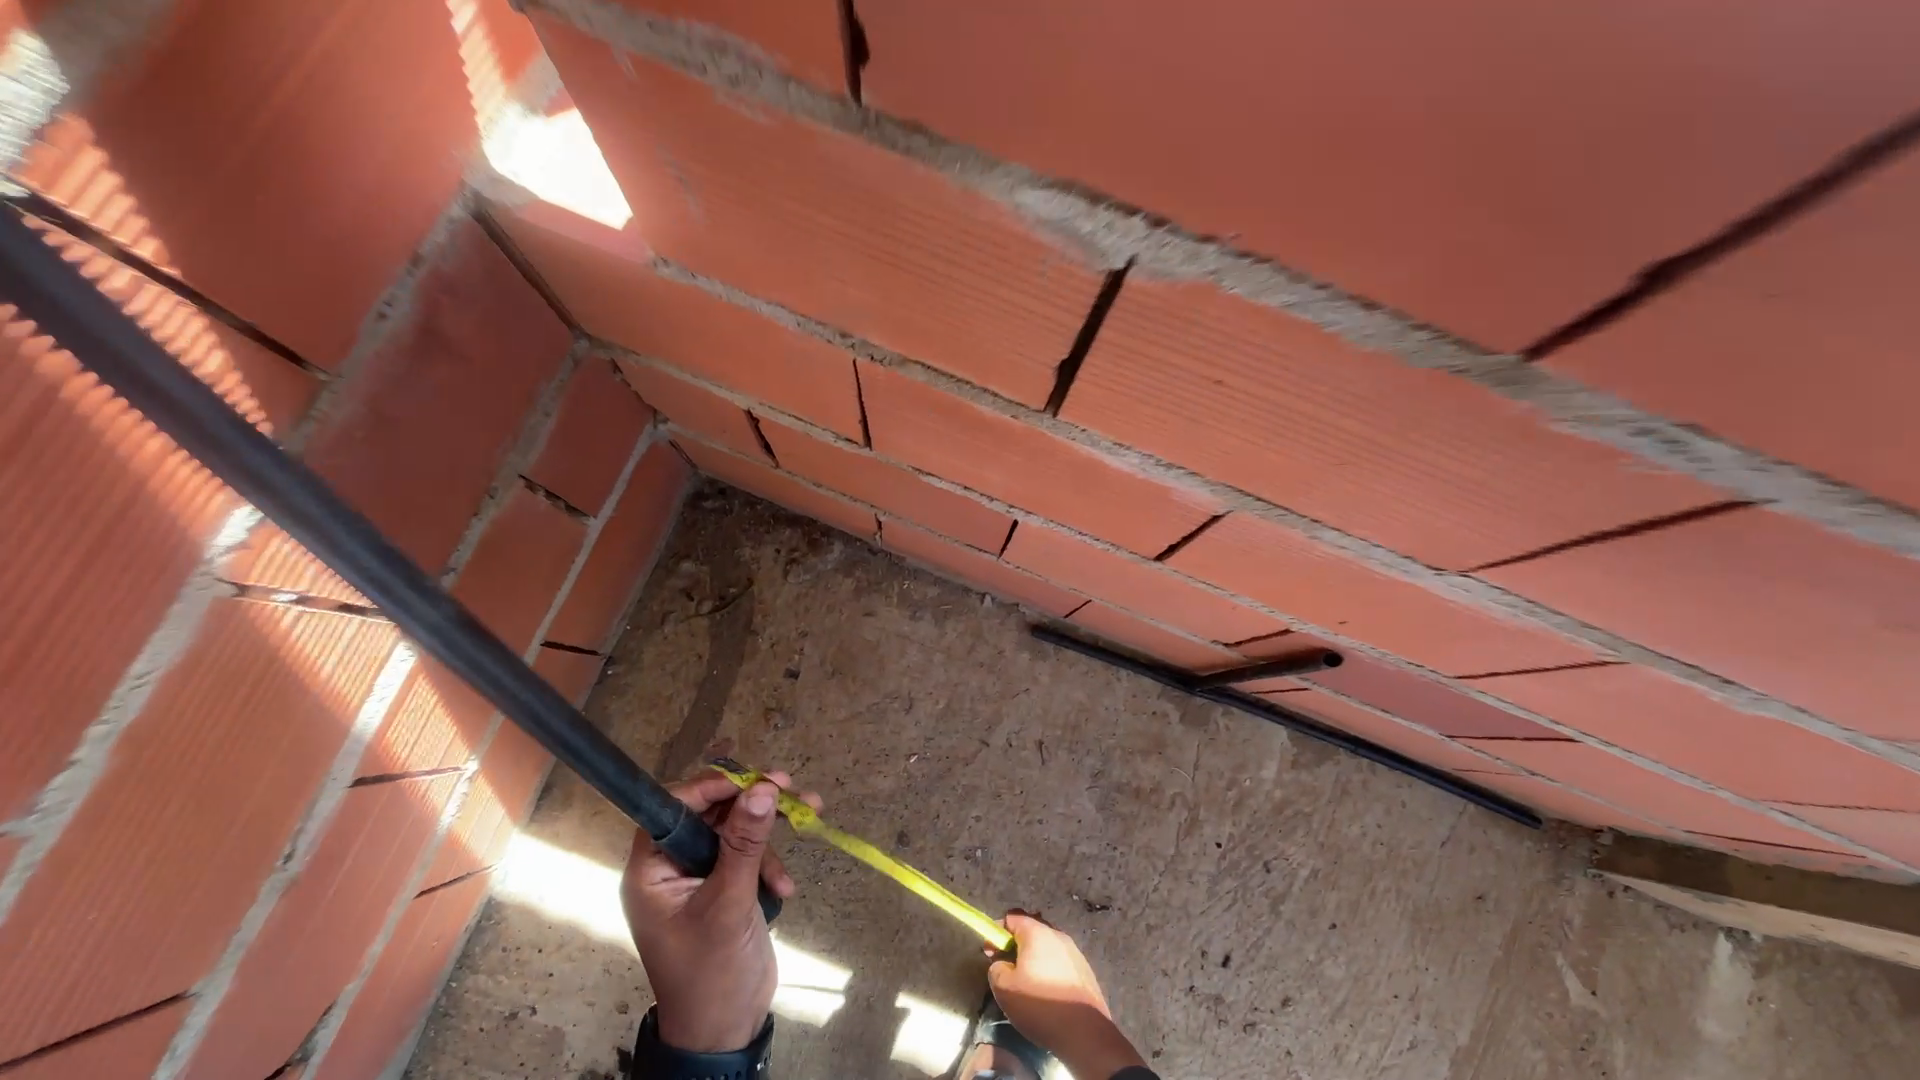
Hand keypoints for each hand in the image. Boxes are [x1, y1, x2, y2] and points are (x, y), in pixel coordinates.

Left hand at [621, 768, 821, 1051]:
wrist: (726, 1029)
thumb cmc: (711, 970)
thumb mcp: (729, 903)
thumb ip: (744, 844)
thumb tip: (762, 788)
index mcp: (652, 870)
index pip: (674, 808)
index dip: (711, 787)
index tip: (752, 778)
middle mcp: (672, 867)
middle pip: (710, 813)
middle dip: (751, 802)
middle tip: (790, 787)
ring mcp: (701, 878)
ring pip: (734, 830)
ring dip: (769, 828)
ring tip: (810, 813)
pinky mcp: (726, 889)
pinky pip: (748, 856)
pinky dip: (771, 862)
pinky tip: (786, 887)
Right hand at [988, 913, 1146, 1079]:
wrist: (1085, 1033)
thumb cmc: (1040, 1005)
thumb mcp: (1004, 989)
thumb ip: (996, 969)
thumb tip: (1003, 965)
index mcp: (1037, 933)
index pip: (1012, 917)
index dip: (997, 932)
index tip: (990, 953)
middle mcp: (1058, 936)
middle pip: (1031, 930)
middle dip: (1015, 945)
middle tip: (1006, 968)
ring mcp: (1075, 953)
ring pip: (1047, 947)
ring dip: (1033, 958)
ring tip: (1026, 983)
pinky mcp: (1085, 971)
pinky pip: (1060, 962)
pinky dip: (1049, 970)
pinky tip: (1046, 992)